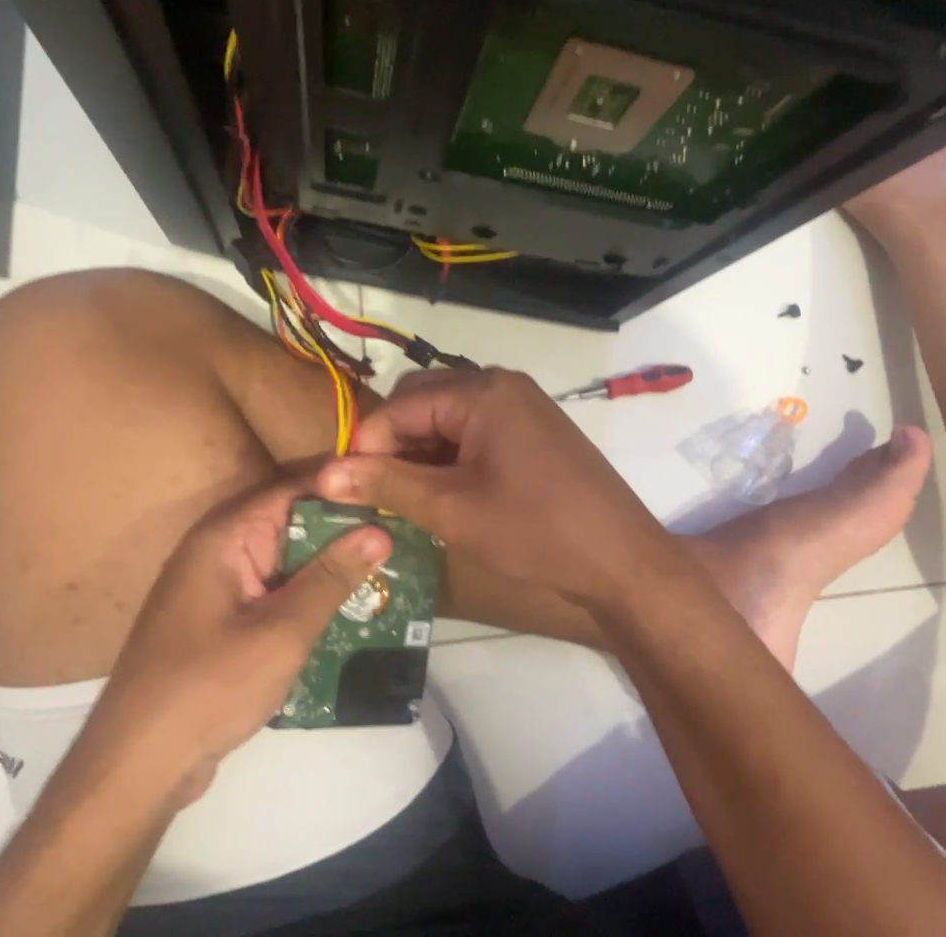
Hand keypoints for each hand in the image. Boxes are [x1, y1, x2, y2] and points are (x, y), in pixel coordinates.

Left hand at [95, 479, 390, 800]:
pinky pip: (273, 591)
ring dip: (330, 565)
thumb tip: (380, 530)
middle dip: (345, 527)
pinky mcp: (220, 621)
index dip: (345, 485)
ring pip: (286, 559)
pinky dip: (308, 595)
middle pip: (291, 521)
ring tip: (392, 567)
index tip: (397, 490)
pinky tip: (351, 610)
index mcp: (224, 536)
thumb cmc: (209, 688)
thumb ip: (331, 578)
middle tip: (406, 532)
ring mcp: (216, 587)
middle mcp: (217, 549)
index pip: (293, 487)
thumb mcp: (282, 632)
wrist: (138, 765)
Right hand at [317, 368, 686, 611]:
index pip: (400, 405)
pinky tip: (447, 494)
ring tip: (410, 500)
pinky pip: (477, 429)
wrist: (621, 560)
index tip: (349, 491)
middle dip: (394, 444)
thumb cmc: (535, 532)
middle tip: (381, 495)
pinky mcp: (536, 429)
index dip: (367, 446)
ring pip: (449, 417)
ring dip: (422, 452)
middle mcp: (503, 384)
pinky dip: (453, 456)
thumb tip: (325, 475)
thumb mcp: (452, 510)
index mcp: (482, 391)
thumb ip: (387, 485)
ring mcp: (524, 405)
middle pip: (424, 401)